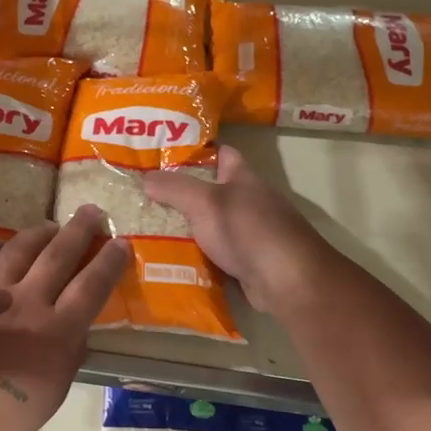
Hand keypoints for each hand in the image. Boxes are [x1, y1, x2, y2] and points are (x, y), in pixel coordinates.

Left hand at [0, 206, 130, 430]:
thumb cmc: (13, 410)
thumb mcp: (58, 385)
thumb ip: (70, 348)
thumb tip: (77, 324)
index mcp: (58, 329)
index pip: (92, 286)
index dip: (109, 262)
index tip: (121, 243)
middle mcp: (28, 301)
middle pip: (59, 255)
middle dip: (80, 230)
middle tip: (92, 212)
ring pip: (20, 248)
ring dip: (40, 232)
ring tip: (52, 226)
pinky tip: (1, 244)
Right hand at [141, 145, 340, 312]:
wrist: (287, 281)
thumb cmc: (249, 229)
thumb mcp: (205, 201)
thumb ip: (174, 188)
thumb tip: (145, 178)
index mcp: (242, 177)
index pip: (219, 153)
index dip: (194, 150)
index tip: (162, 153)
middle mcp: (247, 201)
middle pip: (209, 191)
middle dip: (178, 193)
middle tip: (142, 194)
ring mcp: (248, 233)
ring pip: (208, 224)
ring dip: (182, 227)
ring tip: (145, 227)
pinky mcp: (245, 262)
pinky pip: (212, 254)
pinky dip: (193, 255)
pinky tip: (167, 259)